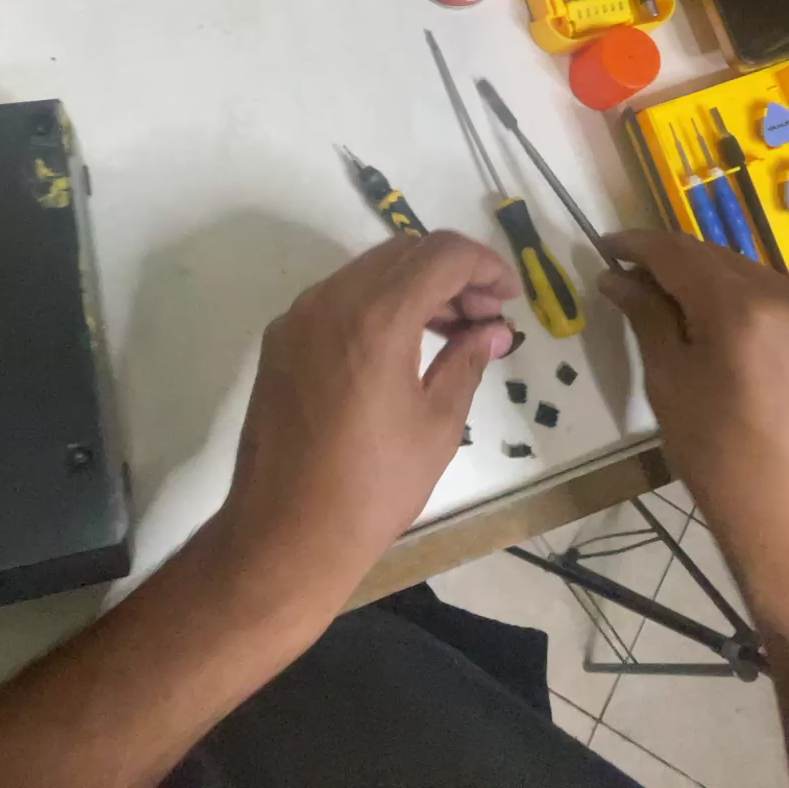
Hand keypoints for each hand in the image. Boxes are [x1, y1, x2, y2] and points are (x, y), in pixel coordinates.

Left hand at [213, 232, 518, 605]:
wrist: (285, 533)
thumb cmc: (373, 487)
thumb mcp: (438, 424)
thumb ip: (468, 362)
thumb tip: (494, 331)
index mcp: (376, 317)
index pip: (442, 255)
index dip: (486, 266)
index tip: (509, 297)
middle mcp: (329, 300)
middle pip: (403, 253)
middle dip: (452, 274)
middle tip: (485, 316)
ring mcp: (297, 317)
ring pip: (368, 271)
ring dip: (414, 287)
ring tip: (452, 330)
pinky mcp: (279, 340)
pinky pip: (337, 299)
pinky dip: (377, 304)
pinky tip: (401, 344)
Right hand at [594, 230, 788, 556]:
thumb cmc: (717, 455)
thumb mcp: (668, 380)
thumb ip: (646, 315)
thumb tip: (614, 277)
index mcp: (743, 310)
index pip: (678, 253)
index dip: (636, 245)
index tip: (604, 247)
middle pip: (715, 257)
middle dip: (670, 263)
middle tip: (630, 280)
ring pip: (750, 274)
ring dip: (708, 280)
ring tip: (675, 306)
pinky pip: (782, 298)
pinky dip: (746, 300)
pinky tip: (725, 328)